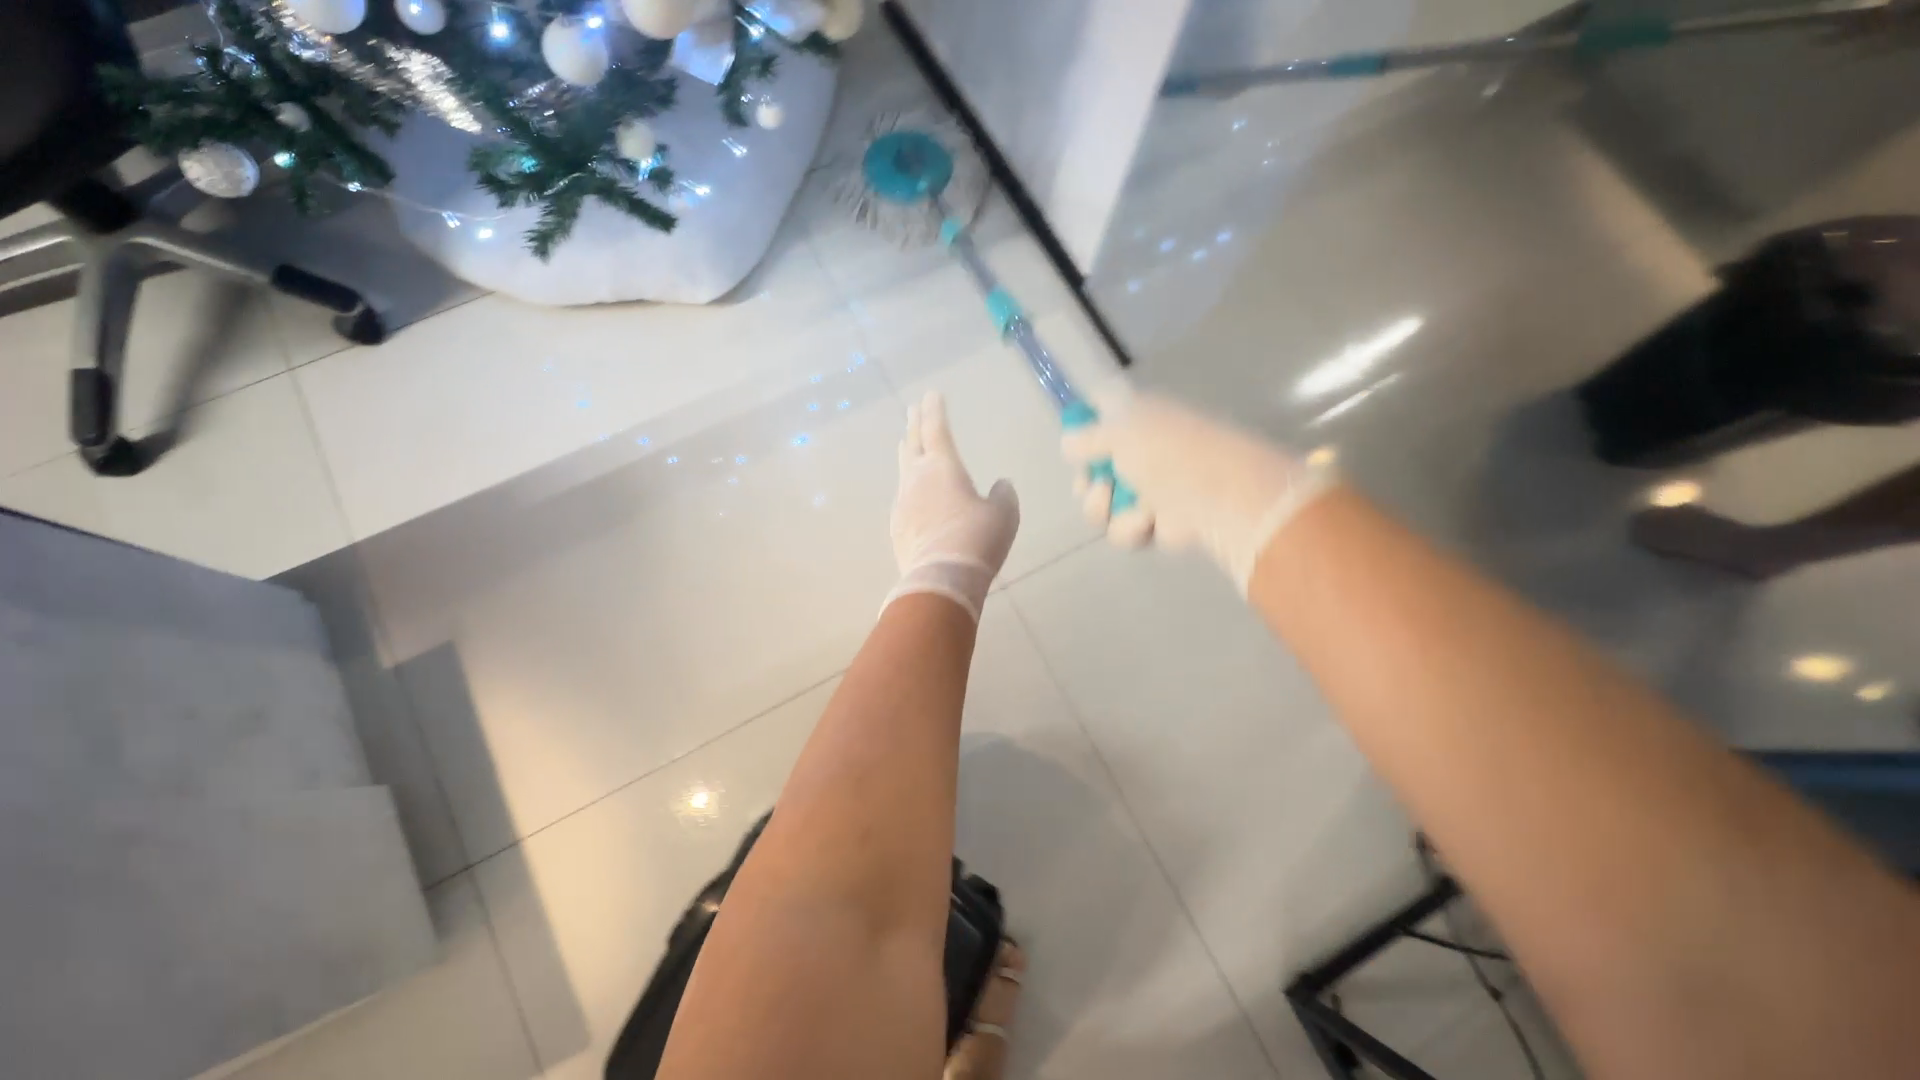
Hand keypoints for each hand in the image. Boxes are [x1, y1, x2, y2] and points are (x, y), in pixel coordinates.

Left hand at [886, 391, 1020, 620]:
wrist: (941, 577)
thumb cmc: (977, 539)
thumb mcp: (1003, 515)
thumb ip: (1003, 495)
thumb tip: (1002, 484)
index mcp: (943, 466)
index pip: (937, 429)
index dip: (935, 410)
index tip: (932, 394)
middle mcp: (917, 478)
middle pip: (913, 443)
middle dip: (915, 424)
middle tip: (913, 410)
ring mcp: (903, 502)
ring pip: (903, 468)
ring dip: (907, 453)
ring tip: (907, 444)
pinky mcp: (897, 526)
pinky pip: (903, 496)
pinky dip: (909, 486)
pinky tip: (912, 492)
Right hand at [1062, 388, 1334, 592]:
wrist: (1215, 496)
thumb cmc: (1167, 452)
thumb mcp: (1117, 432)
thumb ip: (1085, 438)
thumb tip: (1068, 445)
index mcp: (1136, 416)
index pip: (1099, 413)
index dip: (1082, 428)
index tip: (1074, 445)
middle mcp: (1139, 450)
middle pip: (1092, 468)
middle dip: (1087, 481)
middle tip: (1094, 483)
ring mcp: (1146, 488)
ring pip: (1101, 504)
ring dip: (1103, 506)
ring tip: (1118, 501)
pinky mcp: (1154, 523)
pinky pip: (1122, 528)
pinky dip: (1130, 525)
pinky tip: (1148, 520)